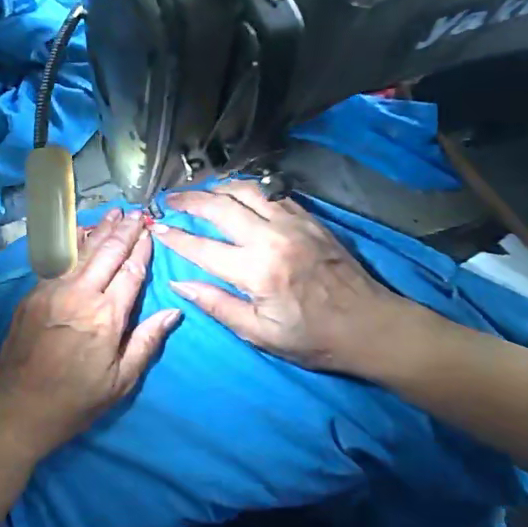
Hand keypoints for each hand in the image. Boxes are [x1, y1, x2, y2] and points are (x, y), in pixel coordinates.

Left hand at [0, 209, 182, 452]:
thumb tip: (173, 312)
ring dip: (100, 230)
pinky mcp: (32, 295)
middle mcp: (79, 294)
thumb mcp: (121, 381)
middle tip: (137, 213)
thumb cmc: (75, 401)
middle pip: (107, 253)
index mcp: (106, 316)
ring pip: (81, 252)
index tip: (151, 232)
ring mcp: (52, 291)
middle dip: (124, 231)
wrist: (17, 407)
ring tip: (114, 213)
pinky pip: (58, 262)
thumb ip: (147, 342)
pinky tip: (81, 236)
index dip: (142, 249)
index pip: (131, 272)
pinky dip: (74, 245)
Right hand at [153, 180, 441, 379]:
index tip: (156, 228)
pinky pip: (272, 193)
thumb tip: (180, 285)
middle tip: (169, 199)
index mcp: (257, 271)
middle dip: (190, 200)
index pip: (203, 247)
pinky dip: (248, 189)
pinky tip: (237, 194)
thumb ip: (218, 305)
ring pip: (247, 190)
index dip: (176, 237)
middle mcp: (273, 238)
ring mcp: (295, 223)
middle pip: (221, 206)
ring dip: (218, 187)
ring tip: (199, 192)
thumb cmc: (313, 338)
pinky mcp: (310, 219)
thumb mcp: (260, 334)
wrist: (371, 325)